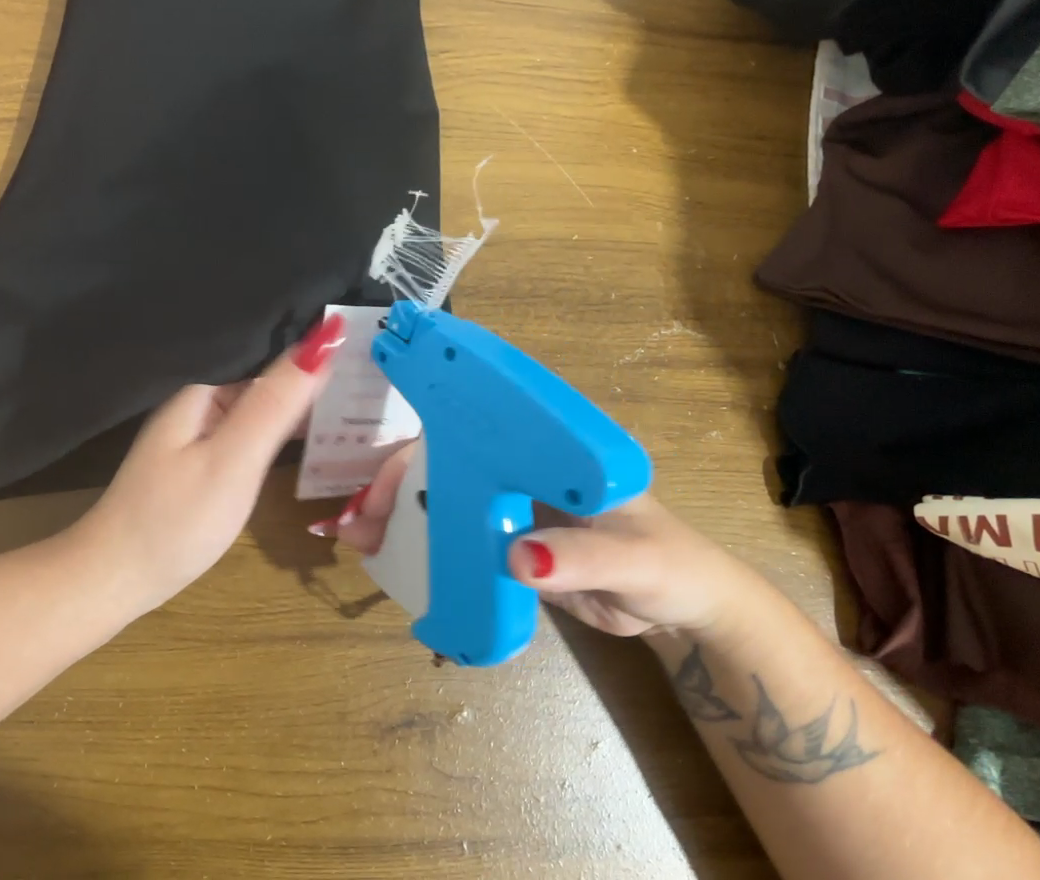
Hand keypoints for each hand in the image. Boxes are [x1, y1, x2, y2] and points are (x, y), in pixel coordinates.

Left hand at [72, 315, 345, 611]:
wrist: (115, 579)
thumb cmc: (176, 519)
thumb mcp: (234, 459)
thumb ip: (277, 402)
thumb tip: (325, 337)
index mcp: (202, 387)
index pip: (268, 347)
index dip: (314, 342)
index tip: (366, 341)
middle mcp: (198, 401)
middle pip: (264, 375)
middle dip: (312, 372)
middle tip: (373, 373)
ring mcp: (197, 432)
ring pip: (259, 404)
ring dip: (300, 402)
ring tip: (359, 396)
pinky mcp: (200, 461)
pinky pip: (250, 431)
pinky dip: (281, 430)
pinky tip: (313, 436)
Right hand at [327, 445, 762, 638]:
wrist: (682, 610)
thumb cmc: (671, 566)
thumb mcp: (635, 559)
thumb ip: (582, 556)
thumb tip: (517, 558)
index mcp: (551, 452)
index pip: (479, 429)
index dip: (429, 438)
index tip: (386, 468)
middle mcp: (523, 470)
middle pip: (446, 462)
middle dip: (393, 485)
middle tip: (357, 523)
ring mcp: (510, 506)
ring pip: (441, 499)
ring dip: (395, 516)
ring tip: (357, 542)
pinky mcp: (506, 544)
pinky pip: (453, 538)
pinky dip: (417, 546)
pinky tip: (386, 560)